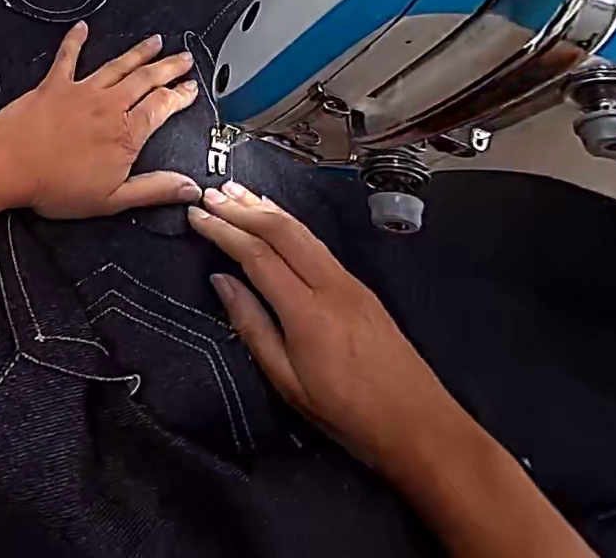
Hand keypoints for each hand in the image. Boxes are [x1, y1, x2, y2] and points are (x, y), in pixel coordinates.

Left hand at [0, 22, 202, 217]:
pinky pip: (68, 57)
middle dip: (169, 67)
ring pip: (118, 65)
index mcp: (126, 132)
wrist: (10, 164)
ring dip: (139, 52)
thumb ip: (154, 190)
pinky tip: (82, 28)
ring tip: (155, 41)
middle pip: (147, 79)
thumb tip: (189, 188)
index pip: (162, 107)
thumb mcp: (112, 199)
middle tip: (184, 58)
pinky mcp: (55, 85)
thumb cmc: (57, 185)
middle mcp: (109, 105)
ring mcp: (82, 91)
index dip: (180, 96)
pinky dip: (75, 41)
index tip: (191, 89)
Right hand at [187, 182, 483, 474]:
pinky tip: (275, 215)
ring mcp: (347, 279)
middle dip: (241, 208)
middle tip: (210, 195)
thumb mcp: (288, 383)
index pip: (257, 255)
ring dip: (264, 207)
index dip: (223, 231)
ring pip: (300, 229)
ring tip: (235, 193)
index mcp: (307, 312)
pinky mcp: (357, 282)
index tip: (197, 217)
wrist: (418, 423)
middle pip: (280, 230)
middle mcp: (330, 284)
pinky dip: (287, 221)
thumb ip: (252, 326)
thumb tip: (222, 282)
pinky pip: (315, 241)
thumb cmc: (350, 413)